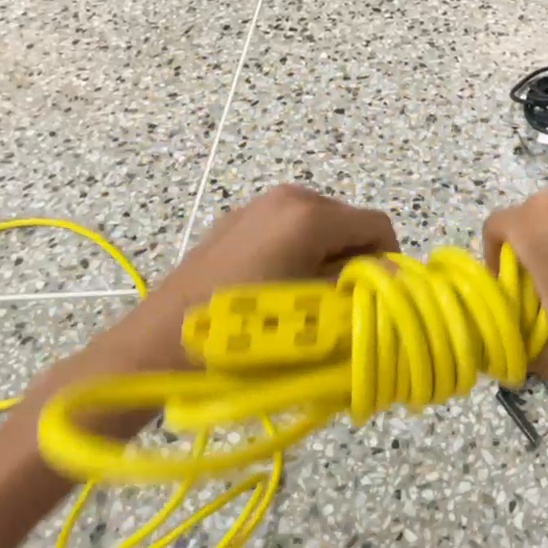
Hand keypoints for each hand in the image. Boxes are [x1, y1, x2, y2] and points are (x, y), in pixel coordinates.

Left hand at [93, 186, 397, 371]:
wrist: (154, 350)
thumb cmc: (243, 337)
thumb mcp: (315, 318)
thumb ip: (361, 293)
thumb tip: (393, 282)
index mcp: (310, 214)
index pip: (378, 227)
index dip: (385, 266)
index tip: (373, 304)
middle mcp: (287, 197)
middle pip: (348, 224)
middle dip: (352, 263)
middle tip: (337, 309)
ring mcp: (256, 207)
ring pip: (317, 229)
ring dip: (323, 261)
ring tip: (302, 305)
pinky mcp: (232, 223)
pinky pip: (285, 232)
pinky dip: (295, 256)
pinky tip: (271, 294)